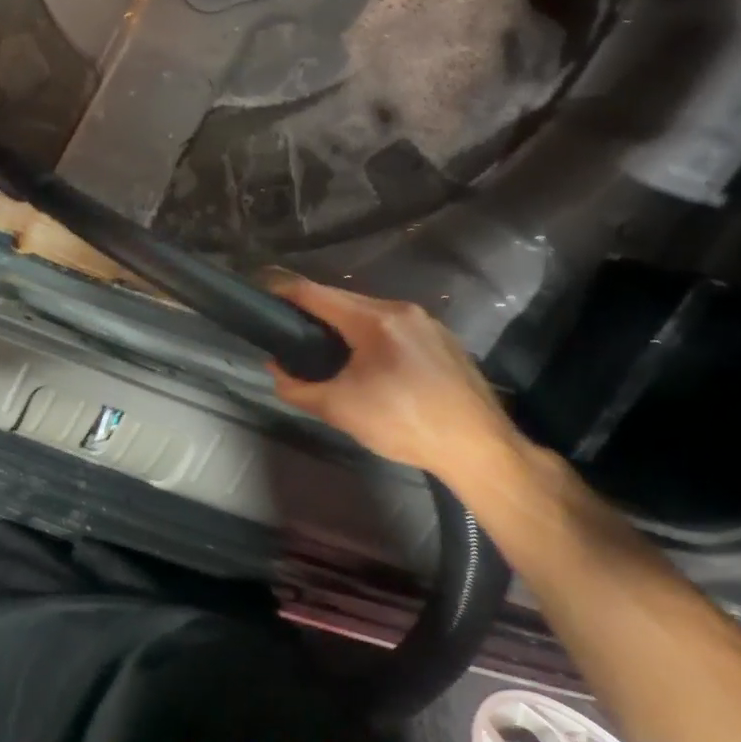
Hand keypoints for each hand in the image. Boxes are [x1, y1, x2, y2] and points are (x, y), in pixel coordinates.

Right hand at [267, 277, 520, 485]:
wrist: (480, 450)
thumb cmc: (403, 423)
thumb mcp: (337, 409)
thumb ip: (295, 386)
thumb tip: (276, 369)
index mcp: (374, 320)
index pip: (313, 293)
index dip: (281, 291)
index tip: (259, 295)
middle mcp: (402, 311)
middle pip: (343, 300)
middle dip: (312, 313)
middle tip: (289, 332)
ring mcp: (429, 325)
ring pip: (371, 314)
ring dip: (343, 326)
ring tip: (325, 350)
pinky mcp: (446, 342)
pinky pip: (395, 328)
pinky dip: (372, 337)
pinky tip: (369, 365)